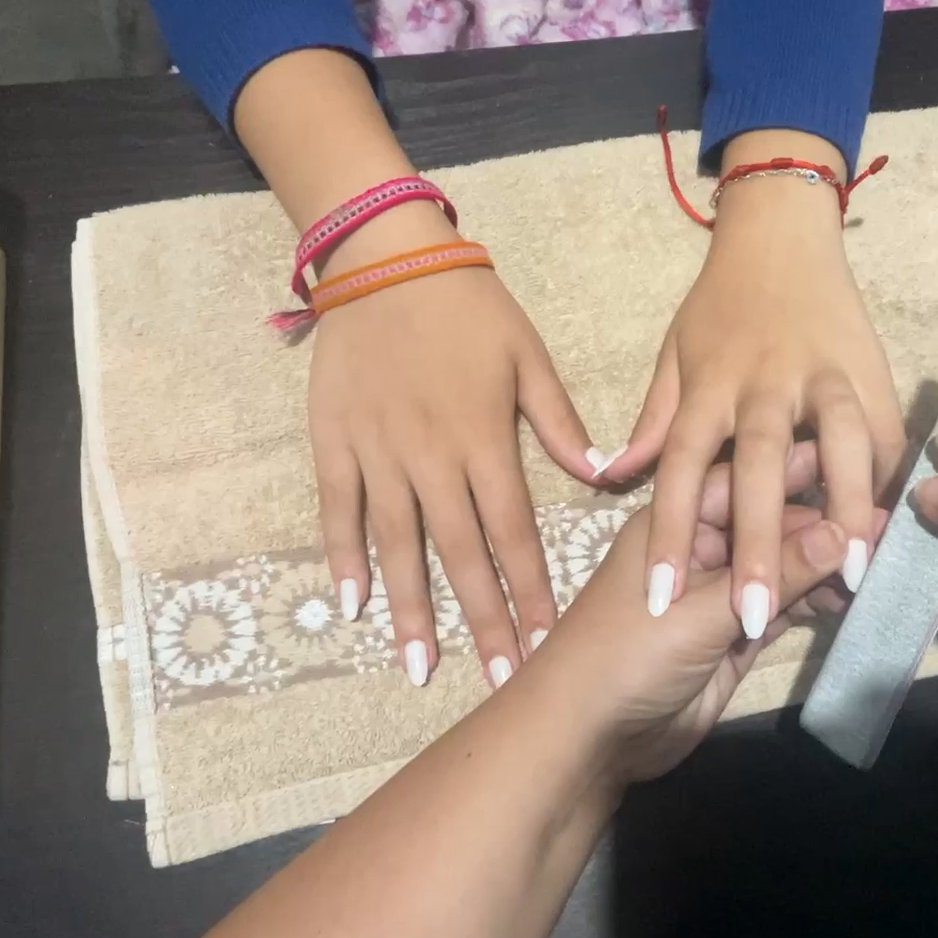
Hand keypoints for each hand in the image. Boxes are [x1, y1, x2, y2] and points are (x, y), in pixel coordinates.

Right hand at [309, 206, 602, 689]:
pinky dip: (343, 556)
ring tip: (419, 665)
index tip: (543, 641)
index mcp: (485, 440)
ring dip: (411, 607)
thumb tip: (603, 474)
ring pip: (398, 543)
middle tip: (496, 677)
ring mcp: (378, 454)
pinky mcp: (334, 443)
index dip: (531, 588)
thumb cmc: (469, 308)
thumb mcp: (529, 356)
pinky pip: (338, 509)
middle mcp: (433, 459)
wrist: (386, 260)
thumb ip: (562, 421)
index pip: (514, 531)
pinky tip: (352, 604)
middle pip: (461, 553)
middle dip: (482, 618)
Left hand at [530, 444, 883, 781]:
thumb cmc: (628, 653)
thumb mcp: (702, 611)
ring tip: (878, 562)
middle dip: (821, 527)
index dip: (795, 472)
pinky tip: (850, 597)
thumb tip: (844, 533)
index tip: (852, 461)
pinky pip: (781, 609)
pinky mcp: (733, 637)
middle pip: (768, 527)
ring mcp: (718, 595)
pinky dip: (812, 604)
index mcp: (675, 520)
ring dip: (822, 568)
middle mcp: (700, 549)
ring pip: (779, 570)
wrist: (589, 738)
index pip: (742, 482)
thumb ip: (774, 574)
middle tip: (883, 523)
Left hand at [603, 130, 904, 641]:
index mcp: (708, 385)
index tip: (660, 599)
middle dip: (758, 543)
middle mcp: (763, 383)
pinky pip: (877, 434)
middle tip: (754, 614)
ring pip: (834, 443)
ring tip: (850, 576)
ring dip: (844, 509)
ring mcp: (822, 375)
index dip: (667, 533)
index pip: (680, 467)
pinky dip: (879, 480)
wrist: (784, 233)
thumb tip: (609, 474)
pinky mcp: (871, 373)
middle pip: (757, 466)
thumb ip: (653, 421)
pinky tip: (878, 528)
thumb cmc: (720, 306)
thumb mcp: (674, 358)